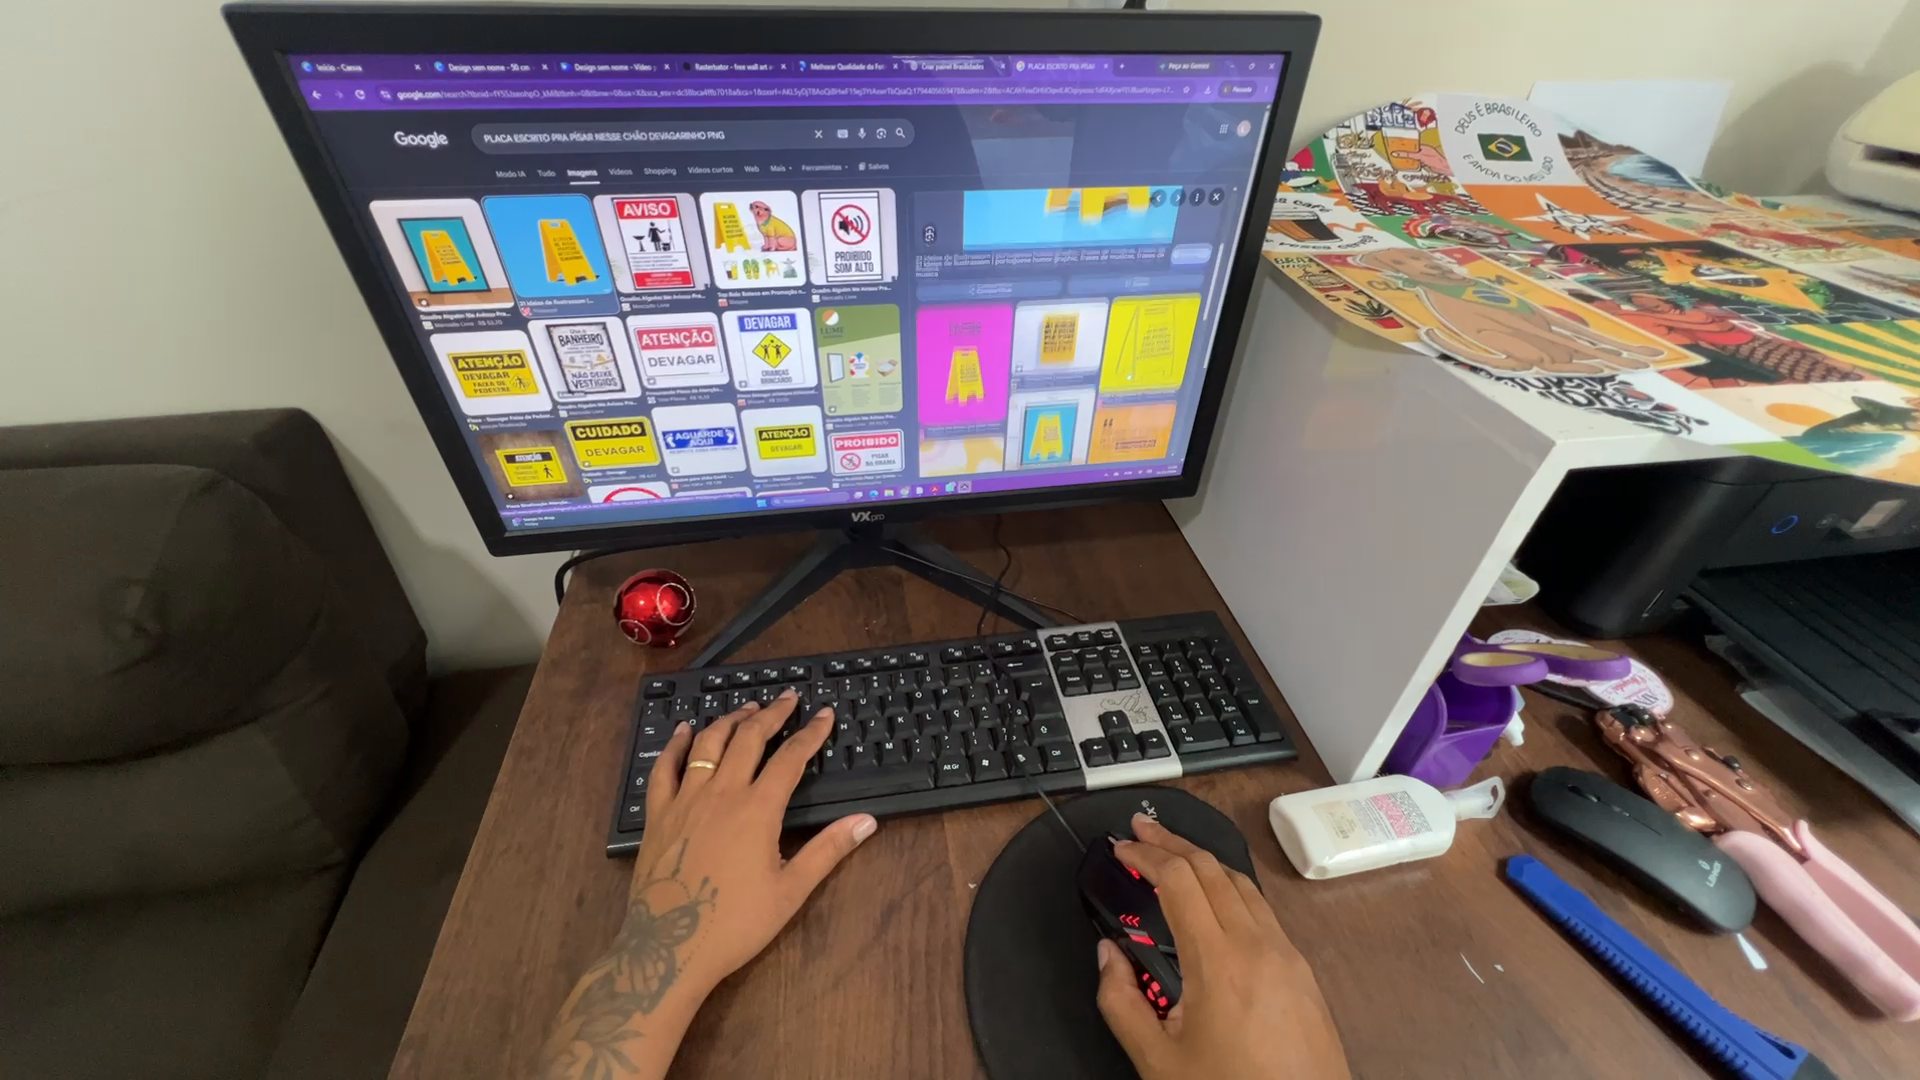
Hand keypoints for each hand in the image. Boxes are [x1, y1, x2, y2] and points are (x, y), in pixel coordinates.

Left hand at [539, 690, 875, 1079]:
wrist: (667, 952)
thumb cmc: (734, 924)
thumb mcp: (791, 890)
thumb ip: (829, 849)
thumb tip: (867, 820)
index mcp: (758, 808)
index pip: (791, 757)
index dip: (811, 733)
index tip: (824, 714)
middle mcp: (722, 793)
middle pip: (749, 738)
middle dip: (772, 713)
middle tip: (787, 698)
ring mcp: (686, 800)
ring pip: (708, 744)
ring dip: (731, 720)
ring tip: (747, 709)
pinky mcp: (658, 815)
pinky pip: (664, 768)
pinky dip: (676, 744)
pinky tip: (685, 730)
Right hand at [1095, 814, 1349, 1079]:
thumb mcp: (1158, 1062)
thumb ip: (1120, 1001)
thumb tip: (1107, 954)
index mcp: (1218, 963)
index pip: (1177, 878)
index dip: (1145, 854)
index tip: (1122, 847)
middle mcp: (1257, 946)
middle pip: (1210, 866)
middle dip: (1170, 841)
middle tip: (1140, 828)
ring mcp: (1286, 956)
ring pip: (1240, 881)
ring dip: (1201, 858)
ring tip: (1172, 850)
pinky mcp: (1303, 972)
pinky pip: (1261, 908)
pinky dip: (1228, 885)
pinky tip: (1213, 896)